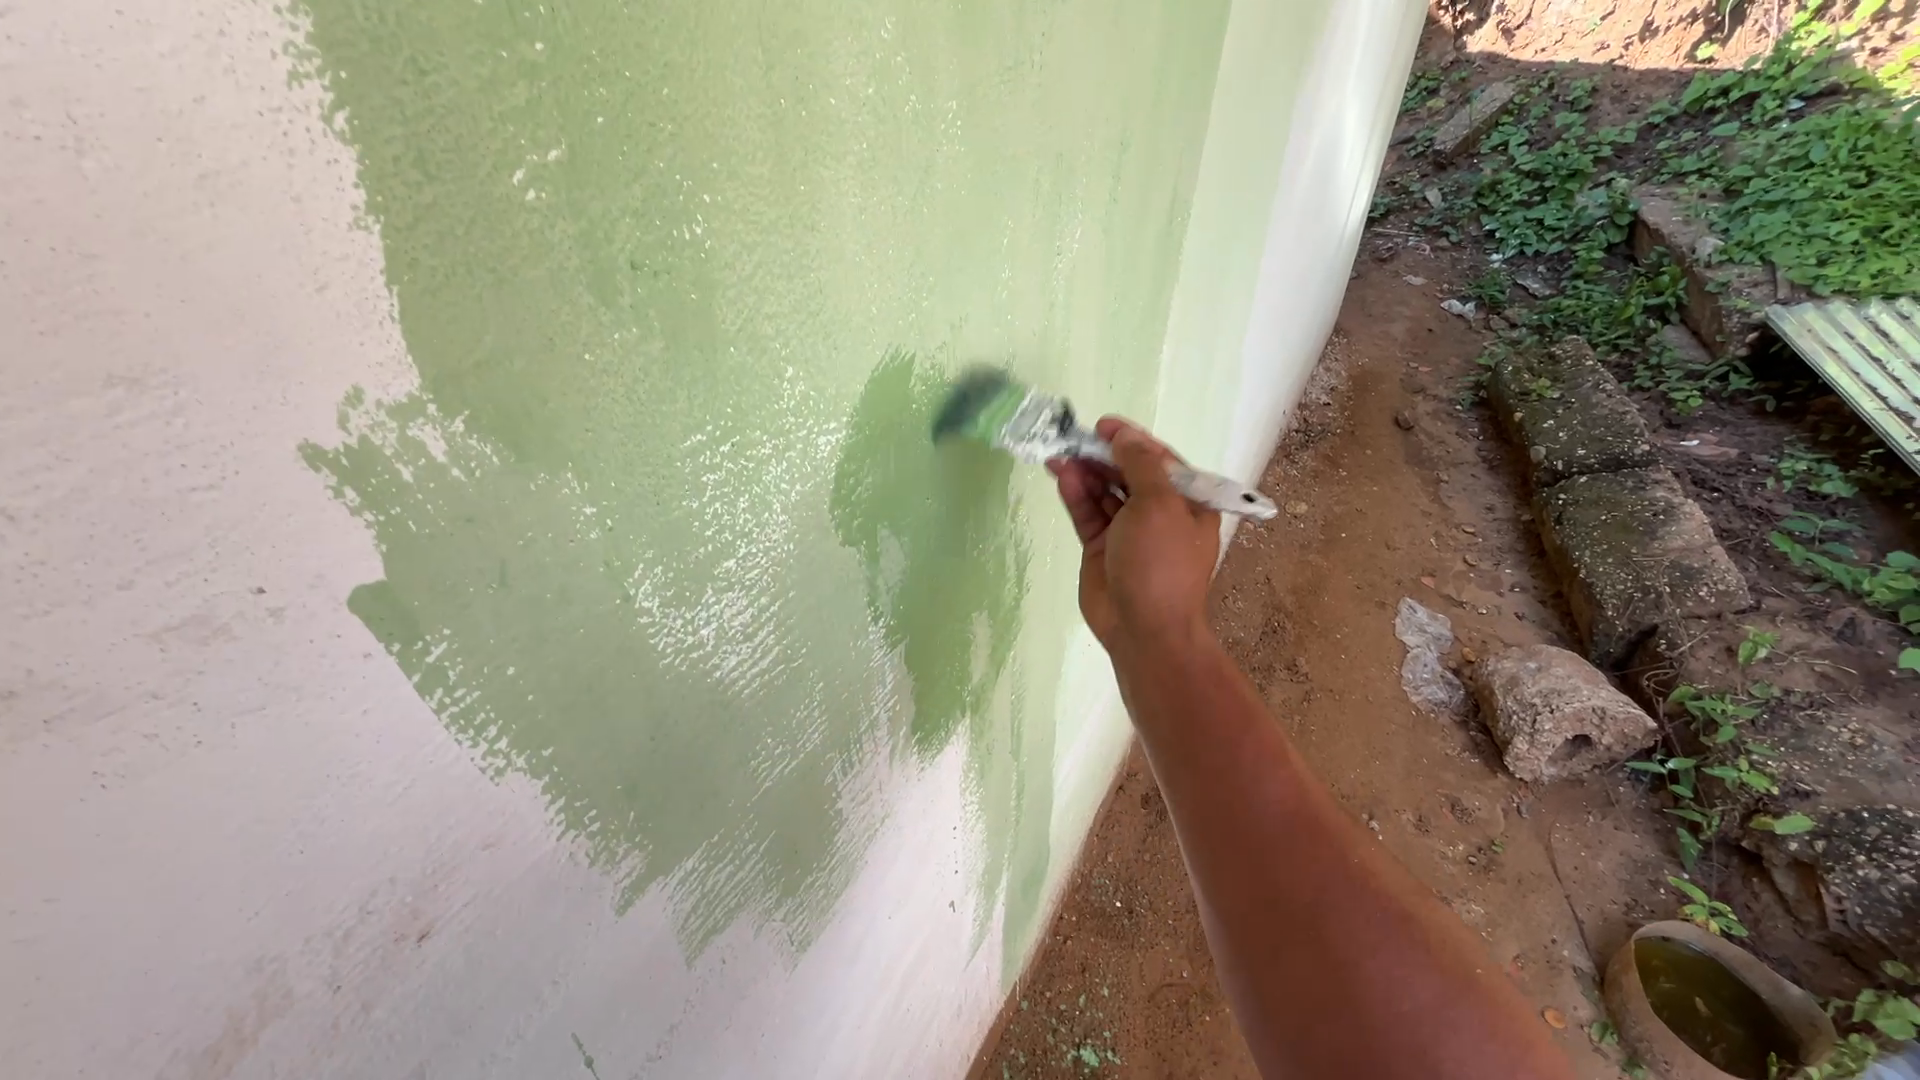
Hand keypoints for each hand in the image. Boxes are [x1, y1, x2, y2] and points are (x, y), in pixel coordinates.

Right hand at [1047, 417, 1221, 658]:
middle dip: (1103, 455)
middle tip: (1074, 438)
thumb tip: (1124, 436)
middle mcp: (1159, 514)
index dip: (1132, 440)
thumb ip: (1140, 464)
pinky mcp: (1101, 549)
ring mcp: (1128, 532)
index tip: (1103, 425)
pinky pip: (1088, 513)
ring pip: (1104, 492)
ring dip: (1085, 472)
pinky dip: (1076, 494)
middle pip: (1128, 473)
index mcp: (1188, 502)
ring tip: (1060, 454)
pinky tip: (1061, 476)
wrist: (1144, 629)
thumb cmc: (1161, 562)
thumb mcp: (1159, 504)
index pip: (1159, 460)